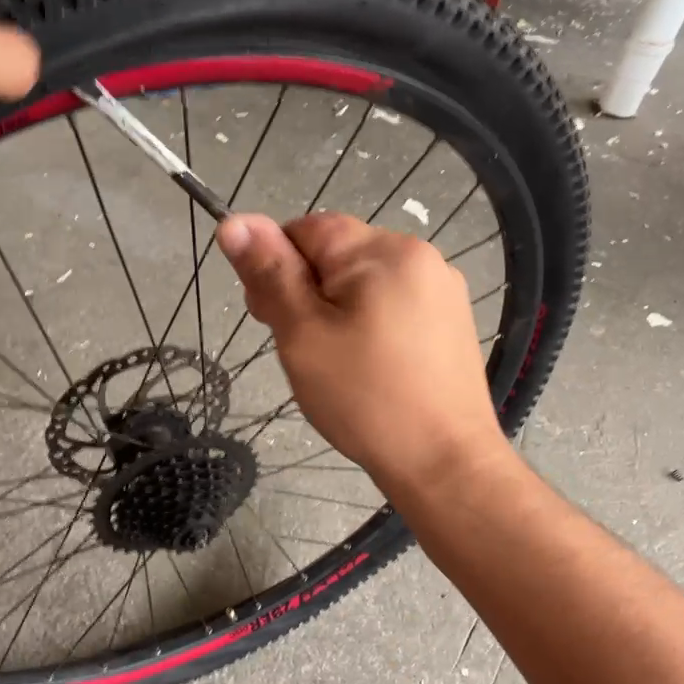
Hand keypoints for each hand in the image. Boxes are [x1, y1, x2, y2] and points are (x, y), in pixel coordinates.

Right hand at [216, 213, 511, 490]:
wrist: (444, 462)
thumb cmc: (365, 399)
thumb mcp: (303, 335)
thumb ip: (270, 274)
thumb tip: (233, 221)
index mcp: (383, 251)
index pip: (306, 228)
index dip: (275, 266)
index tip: (268, 317)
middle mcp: (419, 256)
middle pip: (337, 254)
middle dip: (306, 292)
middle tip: (300, 349)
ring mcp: (441, 290)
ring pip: (363, 283)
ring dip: (335, 311)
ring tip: (333, 365)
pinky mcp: (451, 322)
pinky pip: (391, 306)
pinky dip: (368, 326)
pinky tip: (367, 368)